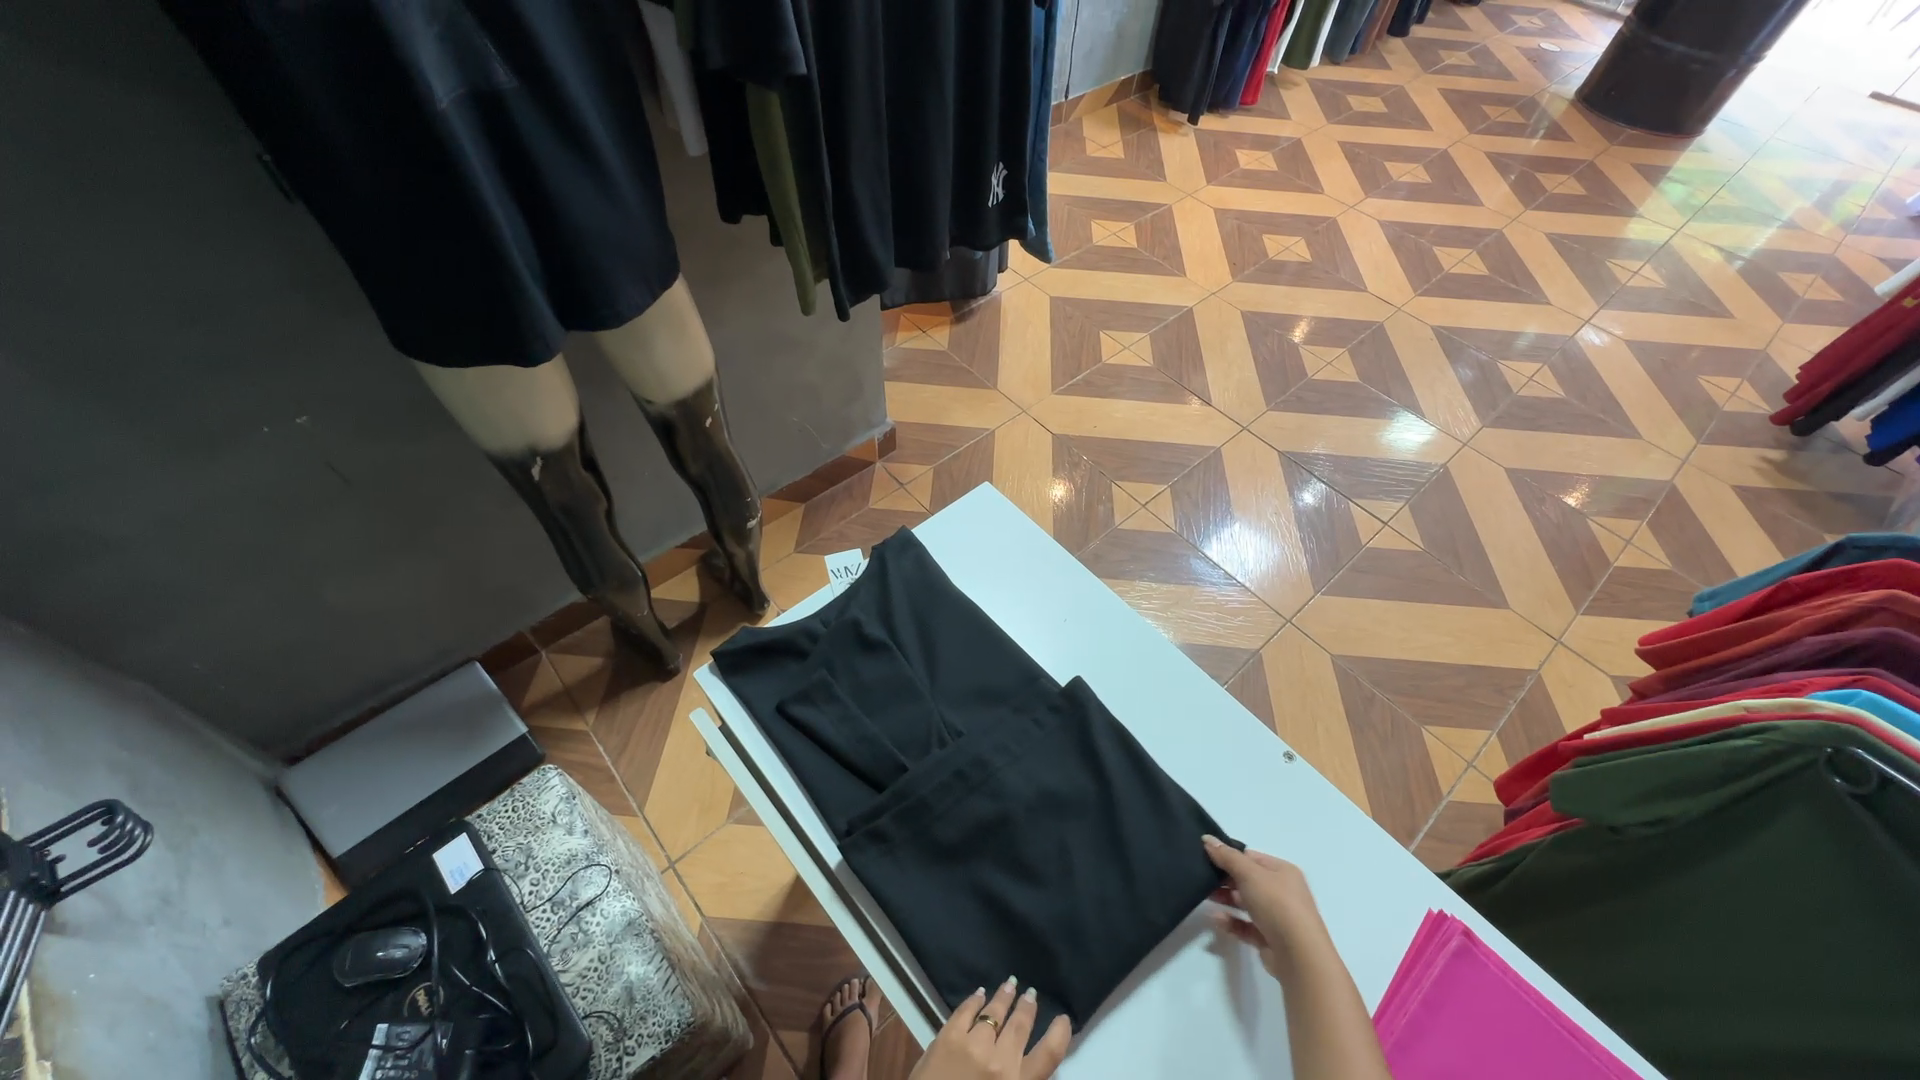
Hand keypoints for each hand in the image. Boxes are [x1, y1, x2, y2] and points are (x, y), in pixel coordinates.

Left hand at [908, 977, 1071, 1079]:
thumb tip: (1026, 1065)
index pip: (1049, 1055)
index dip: (1059, 1034)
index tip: (1063, 1018)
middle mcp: (1000, 1062)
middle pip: (1019, 1026)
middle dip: (1026, 1007)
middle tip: (1030, 993)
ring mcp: (973, 1045)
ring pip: (994, 1013)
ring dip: (1003, 997)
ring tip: (1009, 985)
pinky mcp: (948, 1037)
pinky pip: (966, 1011)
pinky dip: (974, 1000)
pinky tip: (979, 994)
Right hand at [1203, 835, 1331, 981]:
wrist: (1299, 955)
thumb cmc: (1277, 905)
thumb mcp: (1250, 874)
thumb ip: (1227, 857)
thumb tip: (1206, 838)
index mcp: (1283, 872)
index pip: (1252, 858)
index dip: (1230, 856)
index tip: (1206, 857)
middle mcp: (1282, 892)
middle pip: (1248, 880)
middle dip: (1225, 879)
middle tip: (1201, 877)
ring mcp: (1277, 916)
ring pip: (1246, 903)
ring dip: (1226, 899)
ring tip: (1204, 897)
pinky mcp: (1270, 938)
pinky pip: (1246, 925)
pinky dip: (1231, 922)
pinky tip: (1216, 919)